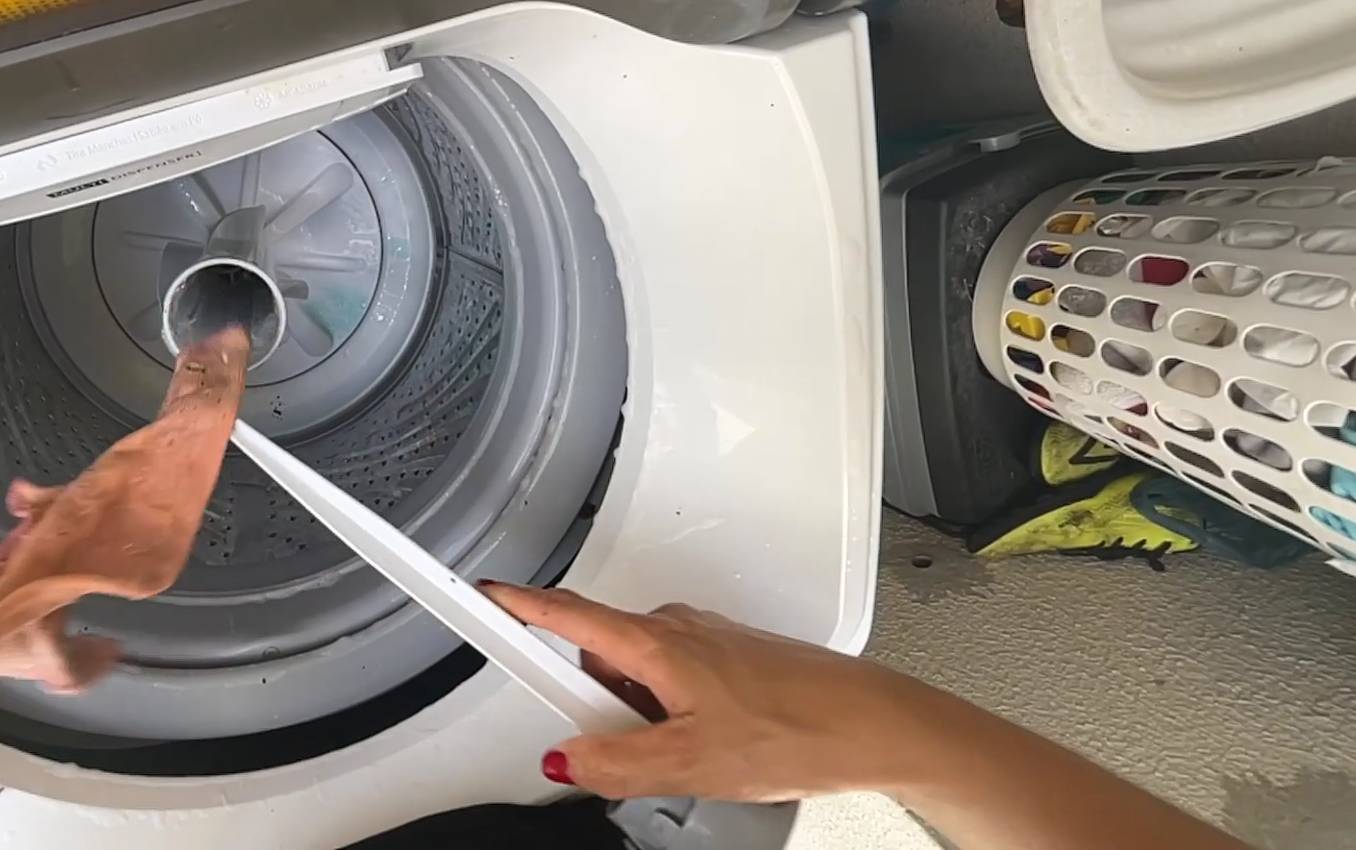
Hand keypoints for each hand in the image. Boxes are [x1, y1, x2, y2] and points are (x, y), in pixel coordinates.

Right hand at [478, 582, 918, 803]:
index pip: (565, 614)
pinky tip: (708, 738)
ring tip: (687, 749)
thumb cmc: (797, 727)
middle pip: (596, 651)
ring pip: (634, 666)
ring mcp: (697, 638)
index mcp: (653, 642)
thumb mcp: (694, 763)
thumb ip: (620, 761)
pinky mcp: (719, 653)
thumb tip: (570, 759)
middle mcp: (670, 626)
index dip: (517, 604)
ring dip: (638, 706)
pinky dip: (666, 702)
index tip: (482, 592)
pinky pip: (667, 670)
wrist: (873, 720)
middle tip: (631, 743)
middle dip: (598, 697)